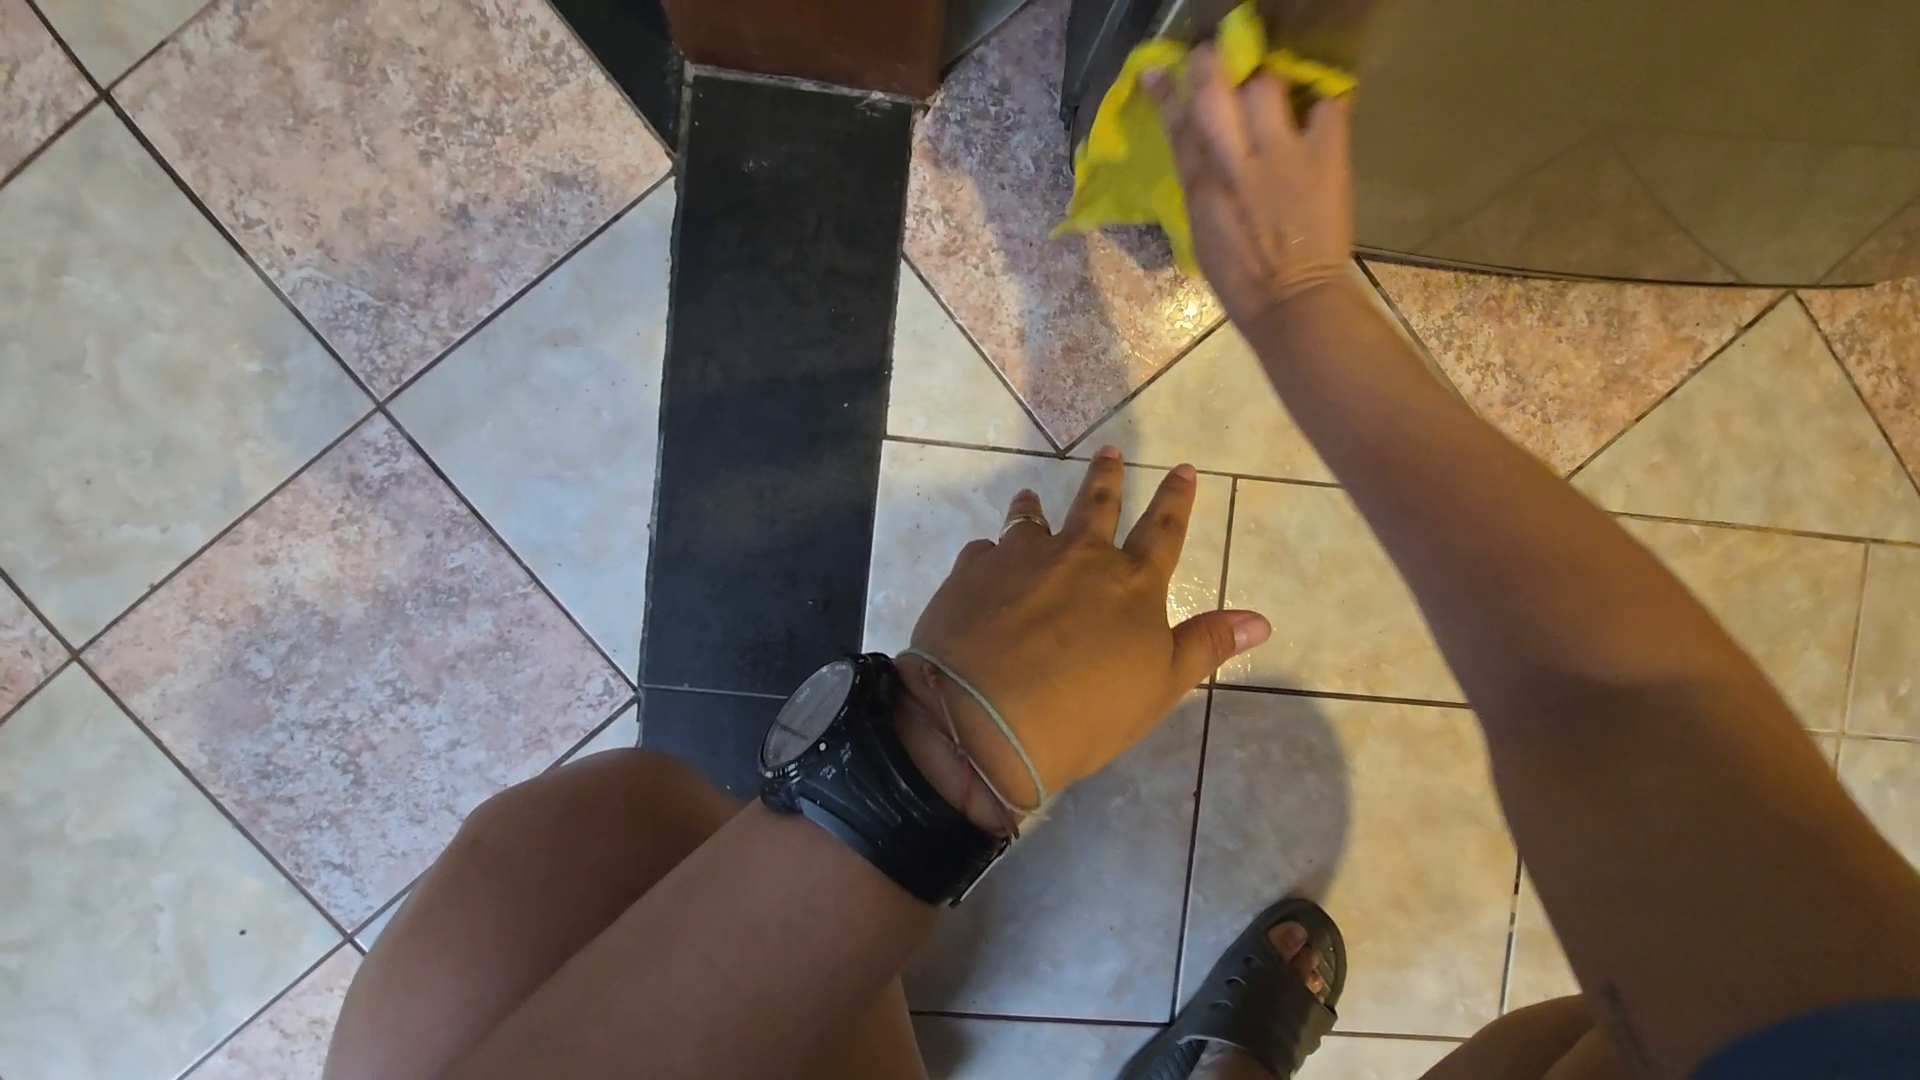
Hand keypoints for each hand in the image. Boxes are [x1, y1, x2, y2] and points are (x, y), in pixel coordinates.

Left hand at [902, 450, 1271, 810]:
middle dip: (1107, 476)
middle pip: (1096, 504)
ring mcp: (1020, 558)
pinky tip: (984, 562)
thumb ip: (1205, 645)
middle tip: (1109, 450)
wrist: (988, 718)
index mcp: (1130, 582)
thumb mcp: (1160, 686)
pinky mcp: (972, 571)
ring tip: (1029, 496)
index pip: (1163, 530)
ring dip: (1034, 506)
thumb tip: (1261, 618)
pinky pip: (984, 550)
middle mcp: (1077, 556)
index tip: (1183, 467)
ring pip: (1031, 519)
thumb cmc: (1086, 711)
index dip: (1176, 498)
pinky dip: (988, 554)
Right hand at [1144, 44, 1354, 328]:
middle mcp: (1236, 164)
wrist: (1292, 303)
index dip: (1167, 93)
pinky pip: (1326, 106)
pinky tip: (1316, 123)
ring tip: (1273, 105)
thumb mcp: (1203, 236)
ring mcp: (1282, 156)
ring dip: (1266, 88)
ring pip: (1266, 88)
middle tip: (1214, 59)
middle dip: (1210, 66)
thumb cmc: (1241, 281)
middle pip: (1214, 93)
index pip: (1178, 126)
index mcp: (1201, 190)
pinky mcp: (1325, 157)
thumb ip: (1201, 190)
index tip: (1161, 70)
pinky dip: (1322, 108)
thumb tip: (1203, 155)